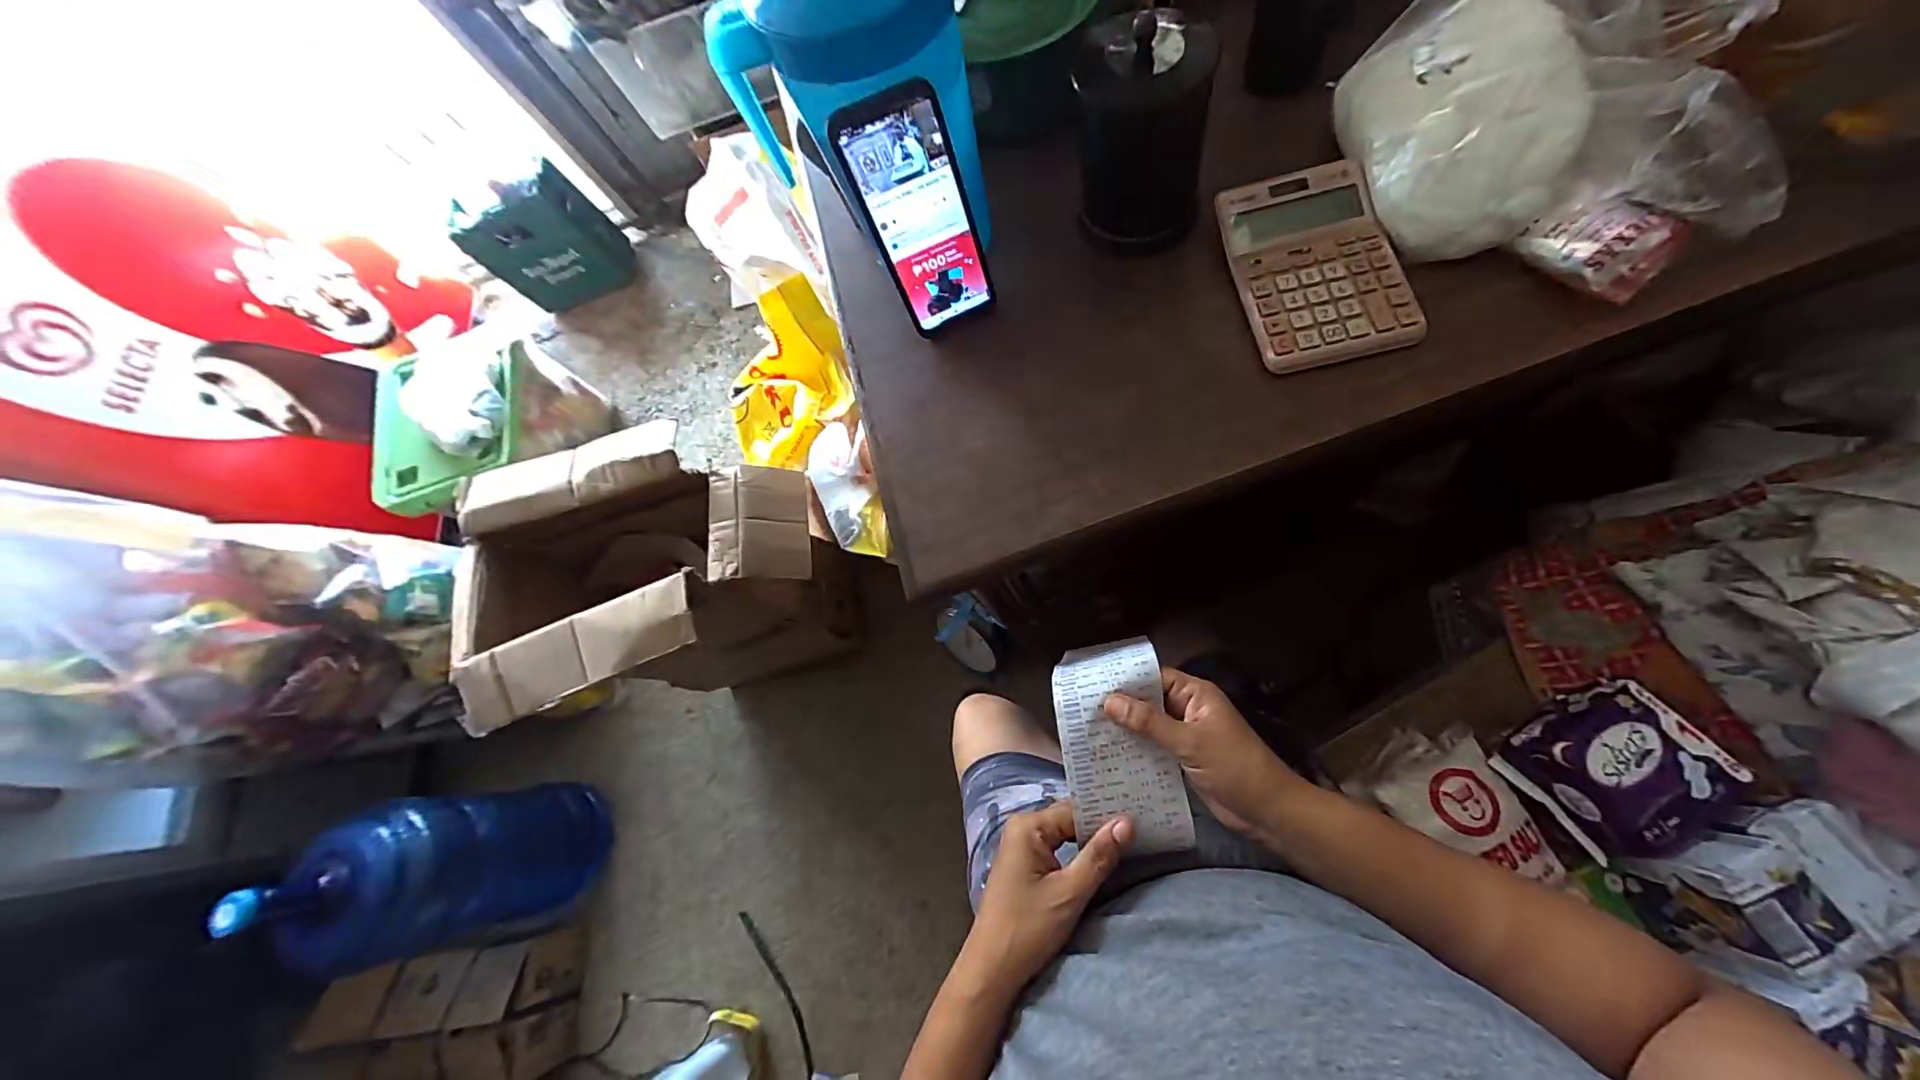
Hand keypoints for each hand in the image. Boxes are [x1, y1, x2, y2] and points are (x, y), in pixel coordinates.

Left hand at [956, 801, 1130, 995]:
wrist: (992, 968)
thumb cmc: (1027, 928)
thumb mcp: (1069, 892)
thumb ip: (1098, 855)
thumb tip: (1127, 821)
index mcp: (1028, 826)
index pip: (1075, 810)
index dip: (1106, 814)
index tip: (1140, 815)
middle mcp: (1022, 828)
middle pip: (1069, 819)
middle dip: (1101, 826)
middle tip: (1140, 826)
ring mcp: (1021, 846)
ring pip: (1065, 835)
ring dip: (1092, 841)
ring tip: (1129, 839)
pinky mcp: (1025, 865)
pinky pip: (1057, 849)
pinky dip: (1079, 853)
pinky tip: (1102, 858)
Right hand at [1103, 667, 1308, 838]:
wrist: (1268, 812)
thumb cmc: (1235, 768)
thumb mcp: (1189, 741)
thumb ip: (1149, 722)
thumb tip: (1109, 701)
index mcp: (1196, 694)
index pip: (1154, 677)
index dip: (1125, 680)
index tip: (1092, 684)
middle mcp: (1188, 710)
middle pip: (1148, 702)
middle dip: (1120, 706)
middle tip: (1082, 709)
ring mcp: (1185, 736)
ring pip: (1148, 727)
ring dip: (1125, 731)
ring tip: (1088, 732)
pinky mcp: (1182, 760)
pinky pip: (1153, 749)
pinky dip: (1136, 751)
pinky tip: (1110, 757)